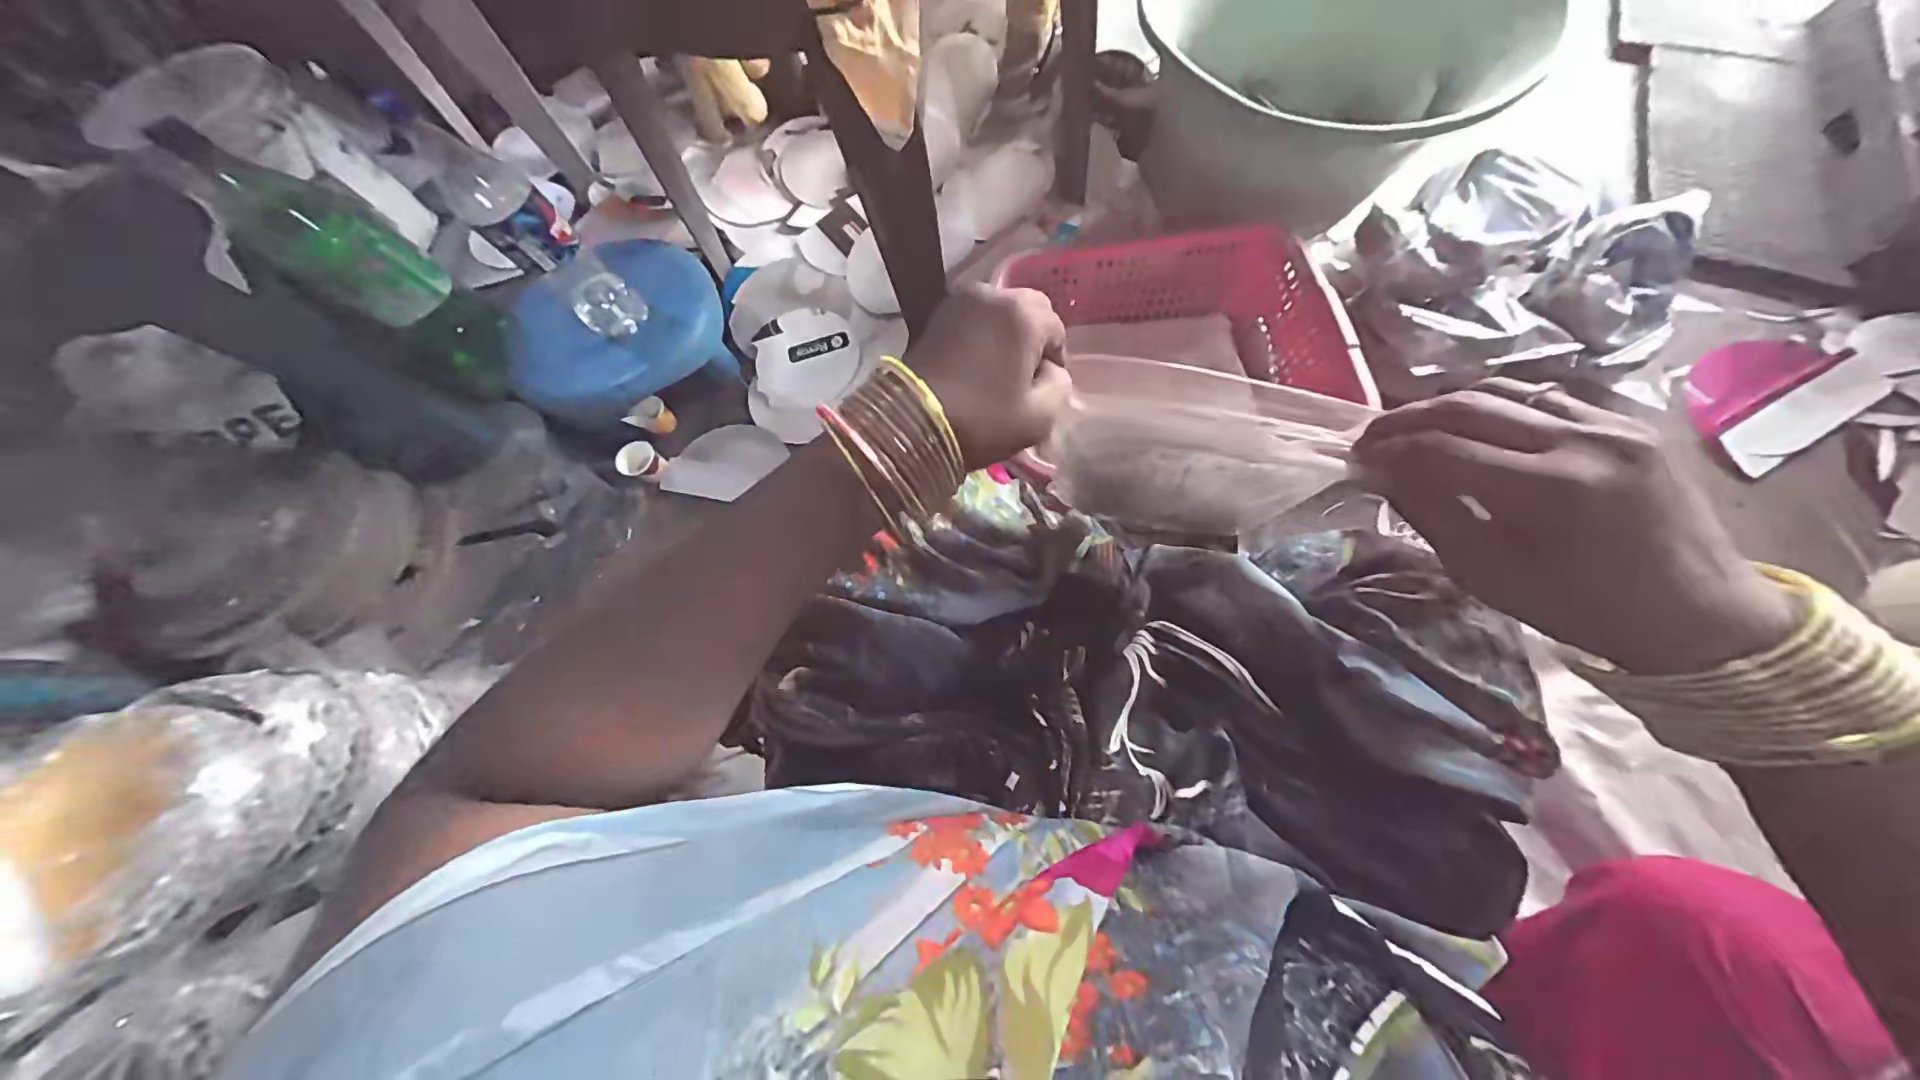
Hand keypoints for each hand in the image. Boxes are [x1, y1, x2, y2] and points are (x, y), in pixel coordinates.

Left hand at [903, 284, 1072, 468]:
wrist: (912, 423)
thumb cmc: (981, 420)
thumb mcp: (1039, 417)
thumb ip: (1060, 386)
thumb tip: (1050, 370)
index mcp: (1023, 314)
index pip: (1057, 330)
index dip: (1055, 361)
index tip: (1042, 389)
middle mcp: (993, 294)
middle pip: (1029, 311)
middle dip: (1033, 340)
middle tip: (1023, 377)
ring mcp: (961, 301)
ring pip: (1000, 312)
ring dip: (1006, 335)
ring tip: (998, 370)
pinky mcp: (938, 314)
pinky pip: (974, 319)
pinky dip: (981, 335)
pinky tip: (976, 364)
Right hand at [1353, 379, 1799, 674]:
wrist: (1693, 611)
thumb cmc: (1576, 605)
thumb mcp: (1483, 569)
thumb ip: (1430, 511)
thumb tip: (1382, 472)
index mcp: (1545, 490)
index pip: (1438, 448)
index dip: (1387, 450)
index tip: (1355, 460)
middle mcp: (1581, 442)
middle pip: (1466, 407)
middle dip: (1405, 419)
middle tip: (1371, 438)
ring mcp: (1611, 424)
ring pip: (1503, 390)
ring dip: (1444, 405)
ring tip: (1411, 427)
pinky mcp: (1627, 422)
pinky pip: (1543, 397)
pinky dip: (1493, 405)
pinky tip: (1469, 425)